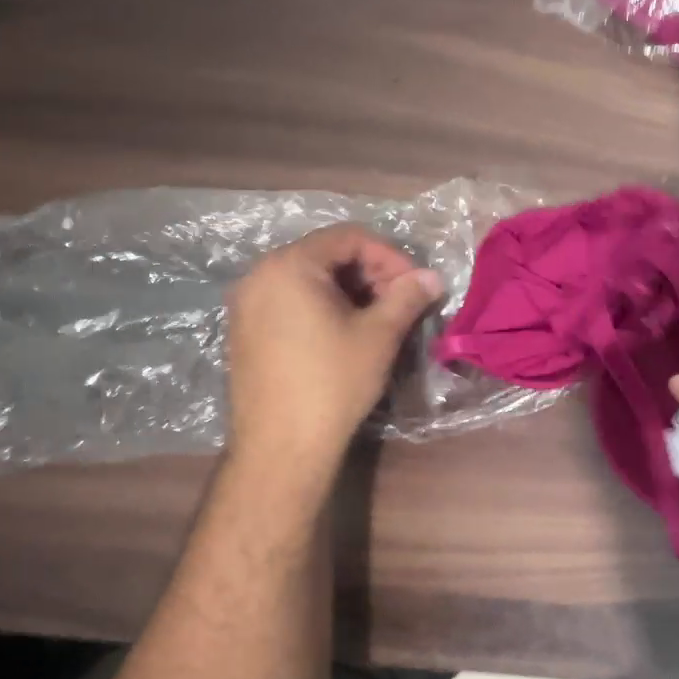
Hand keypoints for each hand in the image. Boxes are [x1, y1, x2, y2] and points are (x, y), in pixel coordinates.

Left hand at [226, 224, 443, 468]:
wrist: (282, 440)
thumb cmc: (334, 380)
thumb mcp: (380, 335)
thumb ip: (407, 297)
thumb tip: (433, 277)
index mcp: (290, 266)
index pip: (349, 237)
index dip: (391, 256)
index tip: (417, 286)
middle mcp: (260, 274)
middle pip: (327, 254)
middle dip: (371, 274)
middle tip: (402, 304)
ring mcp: (247, 303)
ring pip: (310, 279)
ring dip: (351, 291)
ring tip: (380, 322)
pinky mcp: (246, 329)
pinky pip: (292, 301)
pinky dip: (325, 307)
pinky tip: (347, 336)